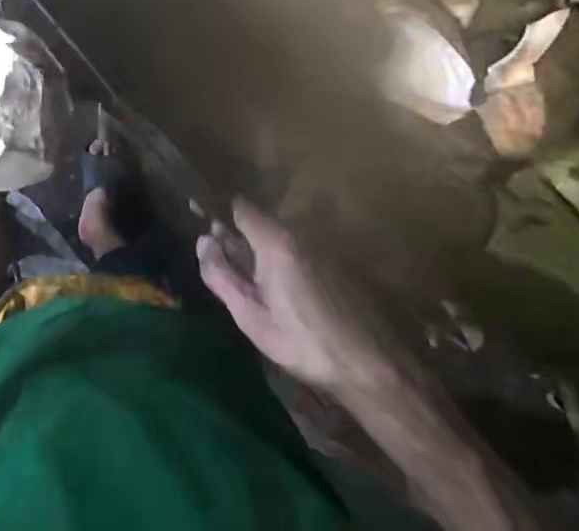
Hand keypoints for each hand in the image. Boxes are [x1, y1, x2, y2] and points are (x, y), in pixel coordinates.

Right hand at [197, 197, 405, 397]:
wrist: (375, 371)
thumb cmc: (305, 345)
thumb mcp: (251, 317)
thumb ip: (220, 275)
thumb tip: (203, 241)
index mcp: (275, 243)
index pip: (239, 207)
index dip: (223, 219)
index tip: (213, 242)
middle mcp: (301, 235)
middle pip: (261, 224)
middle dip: (243, 242)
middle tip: (235, 277)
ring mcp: (325, 249)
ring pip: (282, 240)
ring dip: (266, 256)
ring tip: (263, 293)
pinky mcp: (342, 265)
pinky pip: (302, 253)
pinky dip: (289, 267)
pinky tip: (292, 300)